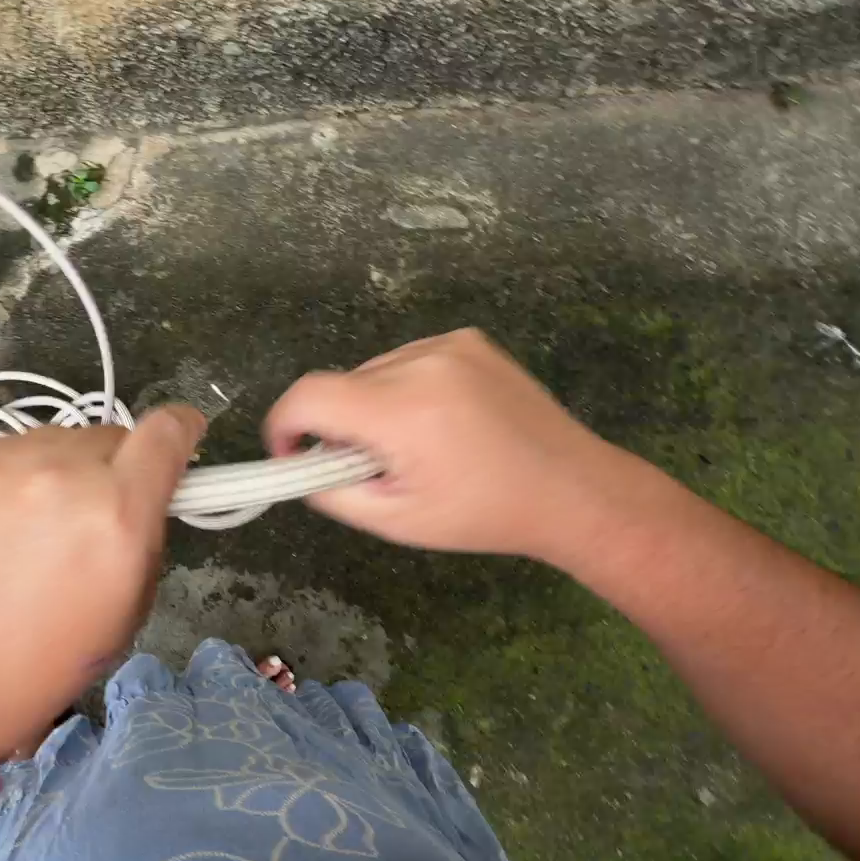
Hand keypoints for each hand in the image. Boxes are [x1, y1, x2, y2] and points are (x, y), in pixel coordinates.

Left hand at [0, 406, 205, 758]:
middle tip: (96, 511)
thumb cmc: (38, 665)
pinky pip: (13, 449)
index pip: (165, 433)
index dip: (182, 430)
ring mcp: (7, 463)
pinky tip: (2, 517)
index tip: (183, 437)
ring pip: (60, 438)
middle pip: (112, 435)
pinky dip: (22, 473)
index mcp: (117, 516)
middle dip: (116, 468)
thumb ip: (143, 537)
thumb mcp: (123, 613)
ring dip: (67, 468)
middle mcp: (65, 473)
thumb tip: (144, 497)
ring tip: (41, 519)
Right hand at [264, 329, 624, 559]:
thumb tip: (299, 463)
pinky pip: (404, 359)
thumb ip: (330, 492)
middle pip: (339, 384)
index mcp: (404, 412)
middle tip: (367, 462)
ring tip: (409, 442)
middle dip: (336, 422)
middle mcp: (422, 363)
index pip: (309, 395)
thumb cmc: (484, 515)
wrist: (576, 491)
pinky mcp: (467, 339)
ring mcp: (448, 344)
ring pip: (370, 371)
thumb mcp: (396, 521)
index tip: (291, 453)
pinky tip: (436, 417)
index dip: (284, 423)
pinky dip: (400, 387)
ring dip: (368, 404)